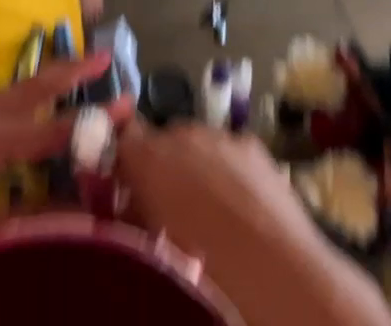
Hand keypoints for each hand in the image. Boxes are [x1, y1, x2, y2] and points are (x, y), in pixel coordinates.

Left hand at [0, 56, 128, 320]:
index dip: (88, 123)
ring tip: (76, 74)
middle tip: (101, 54)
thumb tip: (90, 213)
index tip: (128, 105)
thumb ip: (35, 222)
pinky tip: (34, 124)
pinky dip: (22, 114)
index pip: (44, 129)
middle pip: (23, 93)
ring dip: (41, 89)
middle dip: (63, 73)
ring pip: (6, 103)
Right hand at [118, 123, 323, 256]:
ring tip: (214, 203)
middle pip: (166, 139)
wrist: (264, 256)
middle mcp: (179, 133)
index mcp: (146, 155)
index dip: (130, 156)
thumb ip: (136, 206)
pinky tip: (244, 198)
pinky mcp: (250, 143)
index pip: (125, 137)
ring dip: (201, 162)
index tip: (133, 179)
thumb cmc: (196, 251)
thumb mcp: (152, 232)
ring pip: (200, 142)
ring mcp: (217, 134)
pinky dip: (233, 166)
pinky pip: (232, 149)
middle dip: (168, 162)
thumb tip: (132, 201)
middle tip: (175, 198)